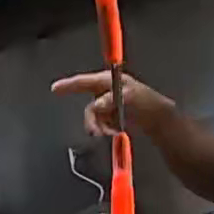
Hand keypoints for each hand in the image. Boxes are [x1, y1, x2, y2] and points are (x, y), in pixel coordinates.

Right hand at [50, 71, 174, 137]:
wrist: (158, 118)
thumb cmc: (147, 103)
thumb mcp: (130, 97)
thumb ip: (111, 100)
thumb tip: (96, 105)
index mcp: (109, 81)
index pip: (85, 81)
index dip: (69, 85)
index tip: (55, 89)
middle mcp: (106, 92)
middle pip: (89, 107)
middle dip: (92, 121)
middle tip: (97, 132)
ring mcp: (108, 106)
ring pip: (94, 119)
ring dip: (101, 127)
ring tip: (113, 131)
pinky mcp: (112, 118)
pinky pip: (101, 125)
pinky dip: (106, 130)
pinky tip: (116, 130)